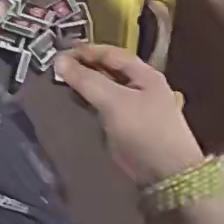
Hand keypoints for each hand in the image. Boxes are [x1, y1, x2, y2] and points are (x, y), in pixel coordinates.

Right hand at [55, 44, 206, 186]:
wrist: (166, 173)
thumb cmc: (144, 131)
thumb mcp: (114, 101)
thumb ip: (86, 80)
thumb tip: (59, 61)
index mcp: (144, 74)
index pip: (110, 53)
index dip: (85, 50)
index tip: (59, 52)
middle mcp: (141, 86)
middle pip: (108, 69)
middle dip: (83, 66)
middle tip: (57, 67)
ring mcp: (135, 106)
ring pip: (105, 87)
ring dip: (85, 84)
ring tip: (62, 82)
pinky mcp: (127, 125)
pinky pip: (104, 105)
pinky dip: (89, 101)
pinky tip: (77, 102)